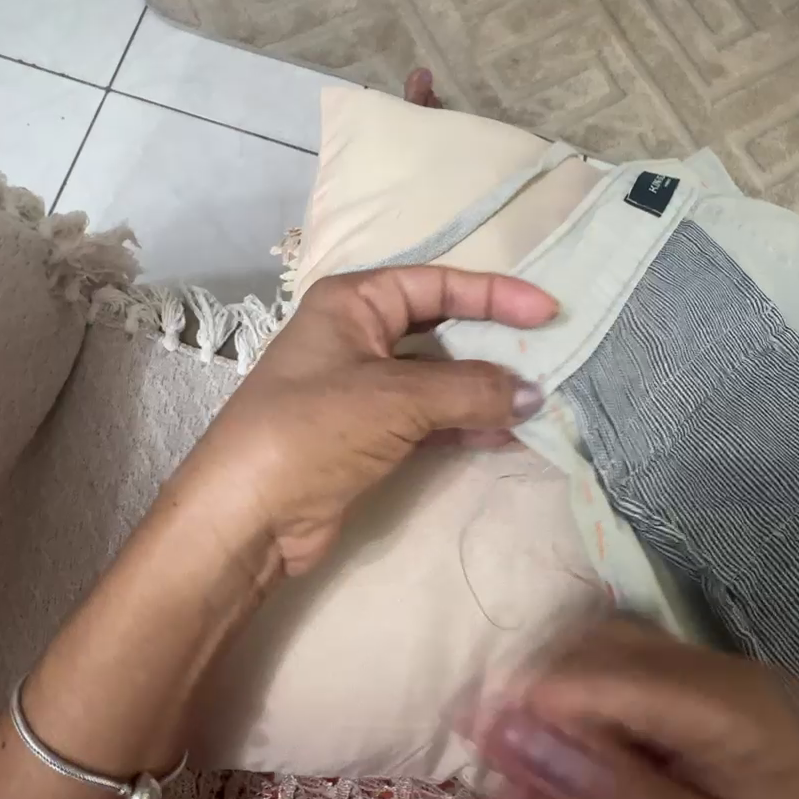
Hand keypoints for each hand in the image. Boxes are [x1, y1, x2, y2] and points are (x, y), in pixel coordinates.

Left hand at [161, 266, 555, 578]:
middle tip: (549, 358)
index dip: (493, 294)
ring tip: (538, 402)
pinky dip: (465, 424)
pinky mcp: (369, 435)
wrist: (249, 515)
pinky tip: (505, 433)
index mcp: (353, 303)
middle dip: (492, 344)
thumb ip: (470, 390)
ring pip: (438, 378)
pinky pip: (430, 420)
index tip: (547, 311)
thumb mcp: (394, 398)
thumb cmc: (313, 429)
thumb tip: (533, 393)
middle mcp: (358, 337)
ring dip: (484, 390)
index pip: (435, 284)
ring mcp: (363, 388)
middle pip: (439, 328)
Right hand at [476, 618, 798, 798]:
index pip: (614, 667)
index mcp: (741, 702)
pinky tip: (565, 752)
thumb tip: (510, 726)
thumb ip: (615, 793)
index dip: (536, 689)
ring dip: (551, 698)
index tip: (470, 724)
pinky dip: (581, 709)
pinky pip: (624, 676)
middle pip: (603, 643)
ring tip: (523, 763)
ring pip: (605, 651)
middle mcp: (727, 669)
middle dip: (536, 694)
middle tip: (494, 755)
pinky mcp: (708, 697)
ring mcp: (719, 678)